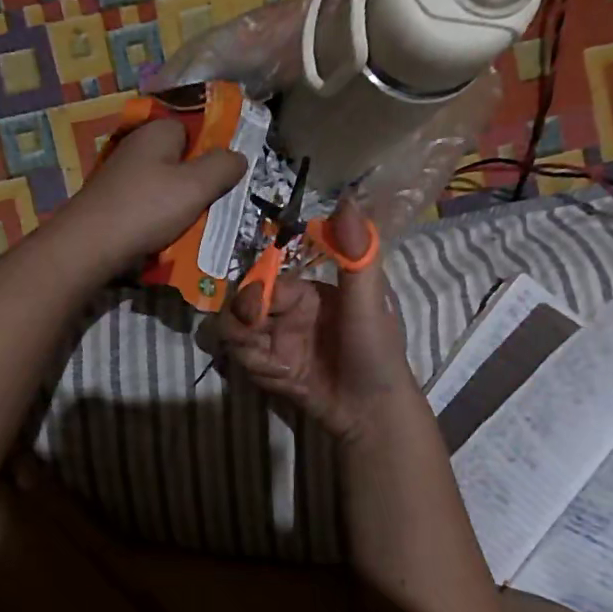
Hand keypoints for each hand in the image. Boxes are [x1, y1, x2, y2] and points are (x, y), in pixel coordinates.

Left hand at [55, 119, 245, 272]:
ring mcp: (119, 177)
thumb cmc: (146, 208)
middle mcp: (135, 148)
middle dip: (196, 183)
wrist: (89, 246)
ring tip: (193, 227)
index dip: (211, 150)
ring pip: (161, 188)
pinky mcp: (109, 205)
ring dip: (177, 207)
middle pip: (177, 161)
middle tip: (214, 206)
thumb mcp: (196, 185)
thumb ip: (222, 167)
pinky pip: (144, 209)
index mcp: (156, 131)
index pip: (193, 128)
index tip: (225, 176)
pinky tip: (164, 239)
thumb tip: (239, 156)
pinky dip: (156, 222)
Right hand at [216, 202, 416, 439]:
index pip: (266, 282)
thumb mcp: (370, 301)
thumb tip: (349, 198)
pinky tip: (282, 380)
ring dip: (247, 349)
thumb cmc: (377, 353)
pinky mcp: (267, 368)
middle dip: (241, 321)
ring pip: (235, 333)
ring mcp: (274, 342)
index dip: (255, 292)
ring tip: (273, 367)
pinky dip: (257, 369)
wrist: (370, 413)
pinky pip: (242, 359)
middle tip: (252, 338)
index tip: (255, 308)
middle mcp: (287, 313)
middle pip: (241, 305)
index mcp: (309, 292)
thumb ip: (356, 253)